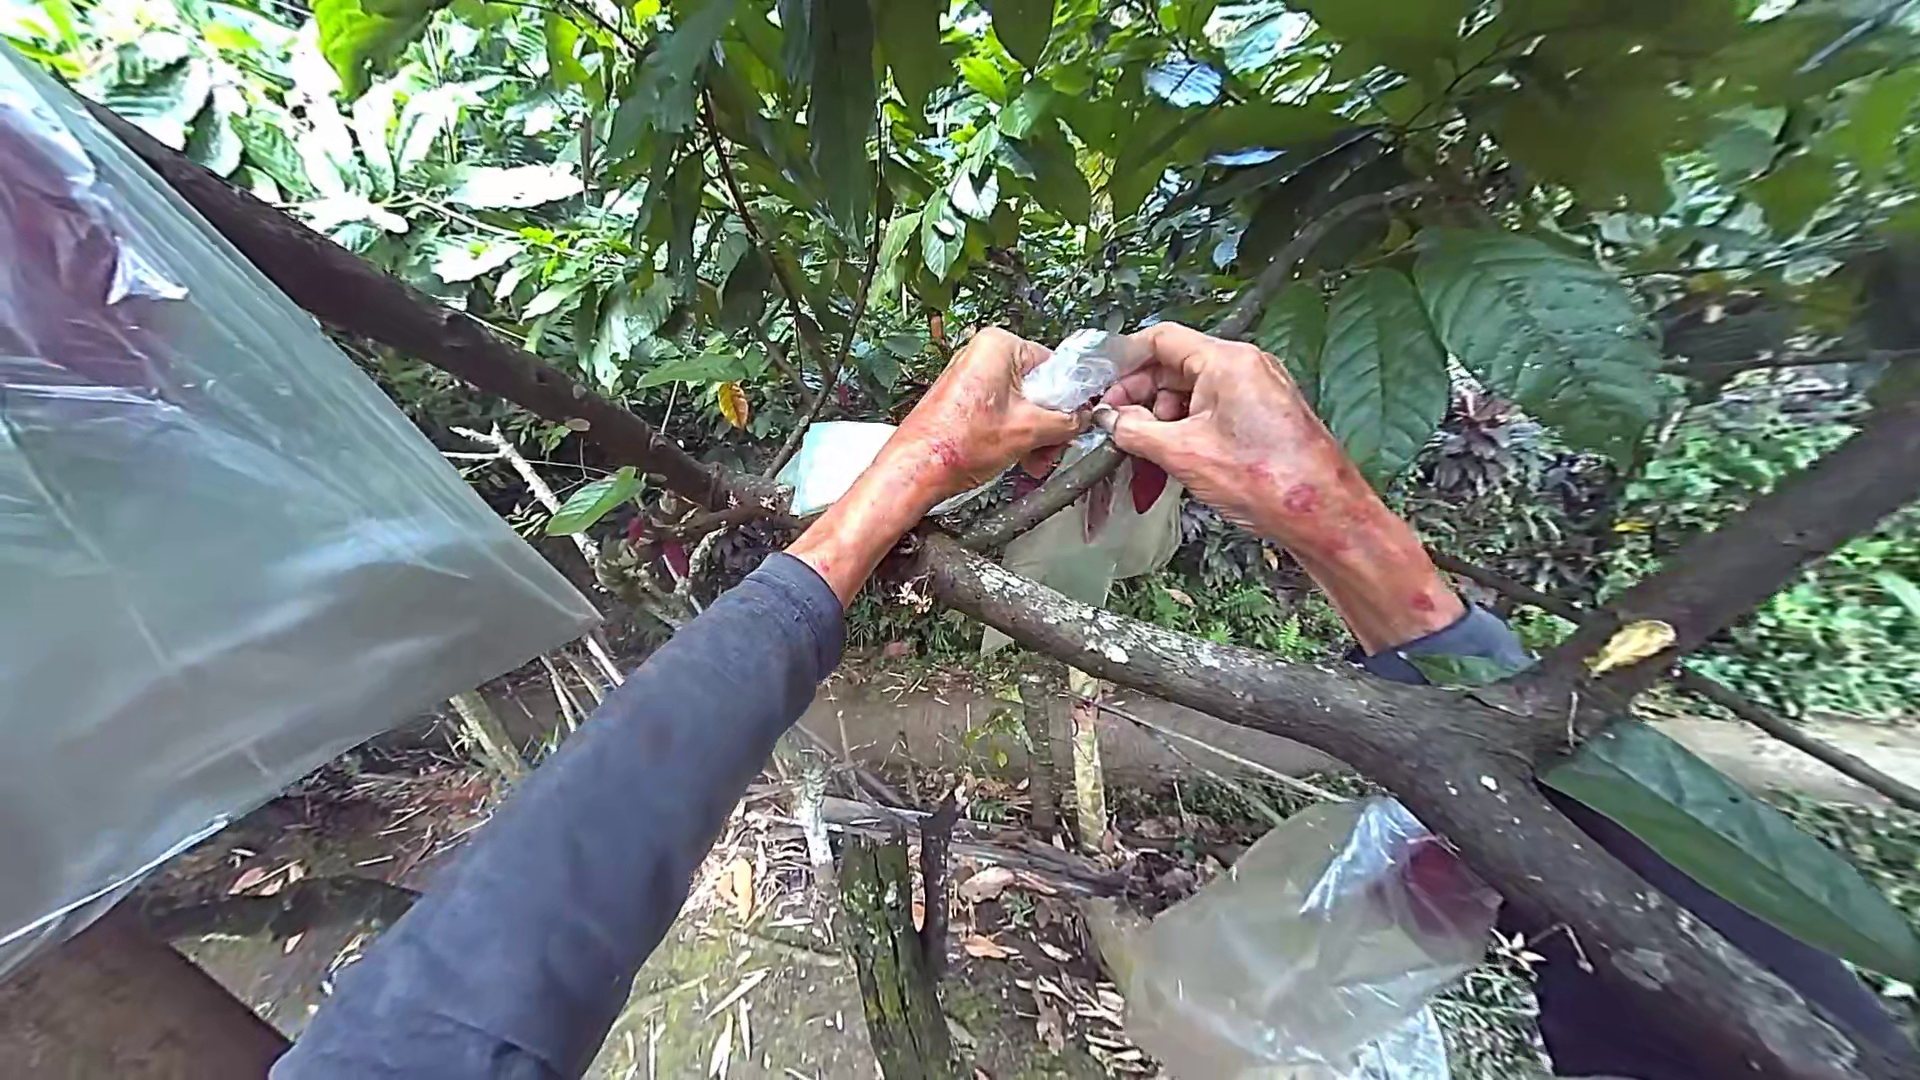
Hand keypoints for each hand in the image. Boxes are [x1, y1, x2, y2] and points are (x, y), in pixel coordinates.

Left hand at [887, 326, 1088, 502]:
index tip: (1073, 422)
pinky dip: (1014, 435)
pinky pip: (1002, 413)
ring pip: (1022, 405)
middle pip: (1038, 388)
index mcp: (998, 345)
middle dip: (1049, 424)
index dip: (1069, 399)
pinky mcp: (964, 401)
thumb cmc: (955, 445)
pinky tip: (1017, 457)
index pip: (1056, 365)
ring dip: (1034, 435)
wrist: (916, 470)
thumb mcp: (1029, 431)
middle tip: (1050, 448)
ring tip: (1032, 460)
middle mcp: (981, 355)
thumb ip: (1067, 421)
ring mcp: (971, 378)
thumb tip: (1083, 419)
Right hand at [1096, 322, 1355, 548]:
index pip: (1161, 339)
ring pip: (1188, 389)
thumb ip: (1135, 431)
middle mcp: (1243, 367)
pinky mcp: (1256, 413)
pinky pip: (1207, 408)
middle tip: (1115, 421)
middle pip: (1172, 365)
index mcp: (1227, 362)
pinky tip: (1169, 451)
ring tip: (1143, 444)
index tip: (1102, 383)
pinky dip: (1181, 425)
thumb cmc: (1270, 479)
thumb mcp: (1182, 453)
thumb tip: (1110, 420)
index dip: (1124, 360)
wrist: (1320, 513)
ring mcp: (1252, 390)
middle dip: (1139, 394)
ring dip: (1159, 414)